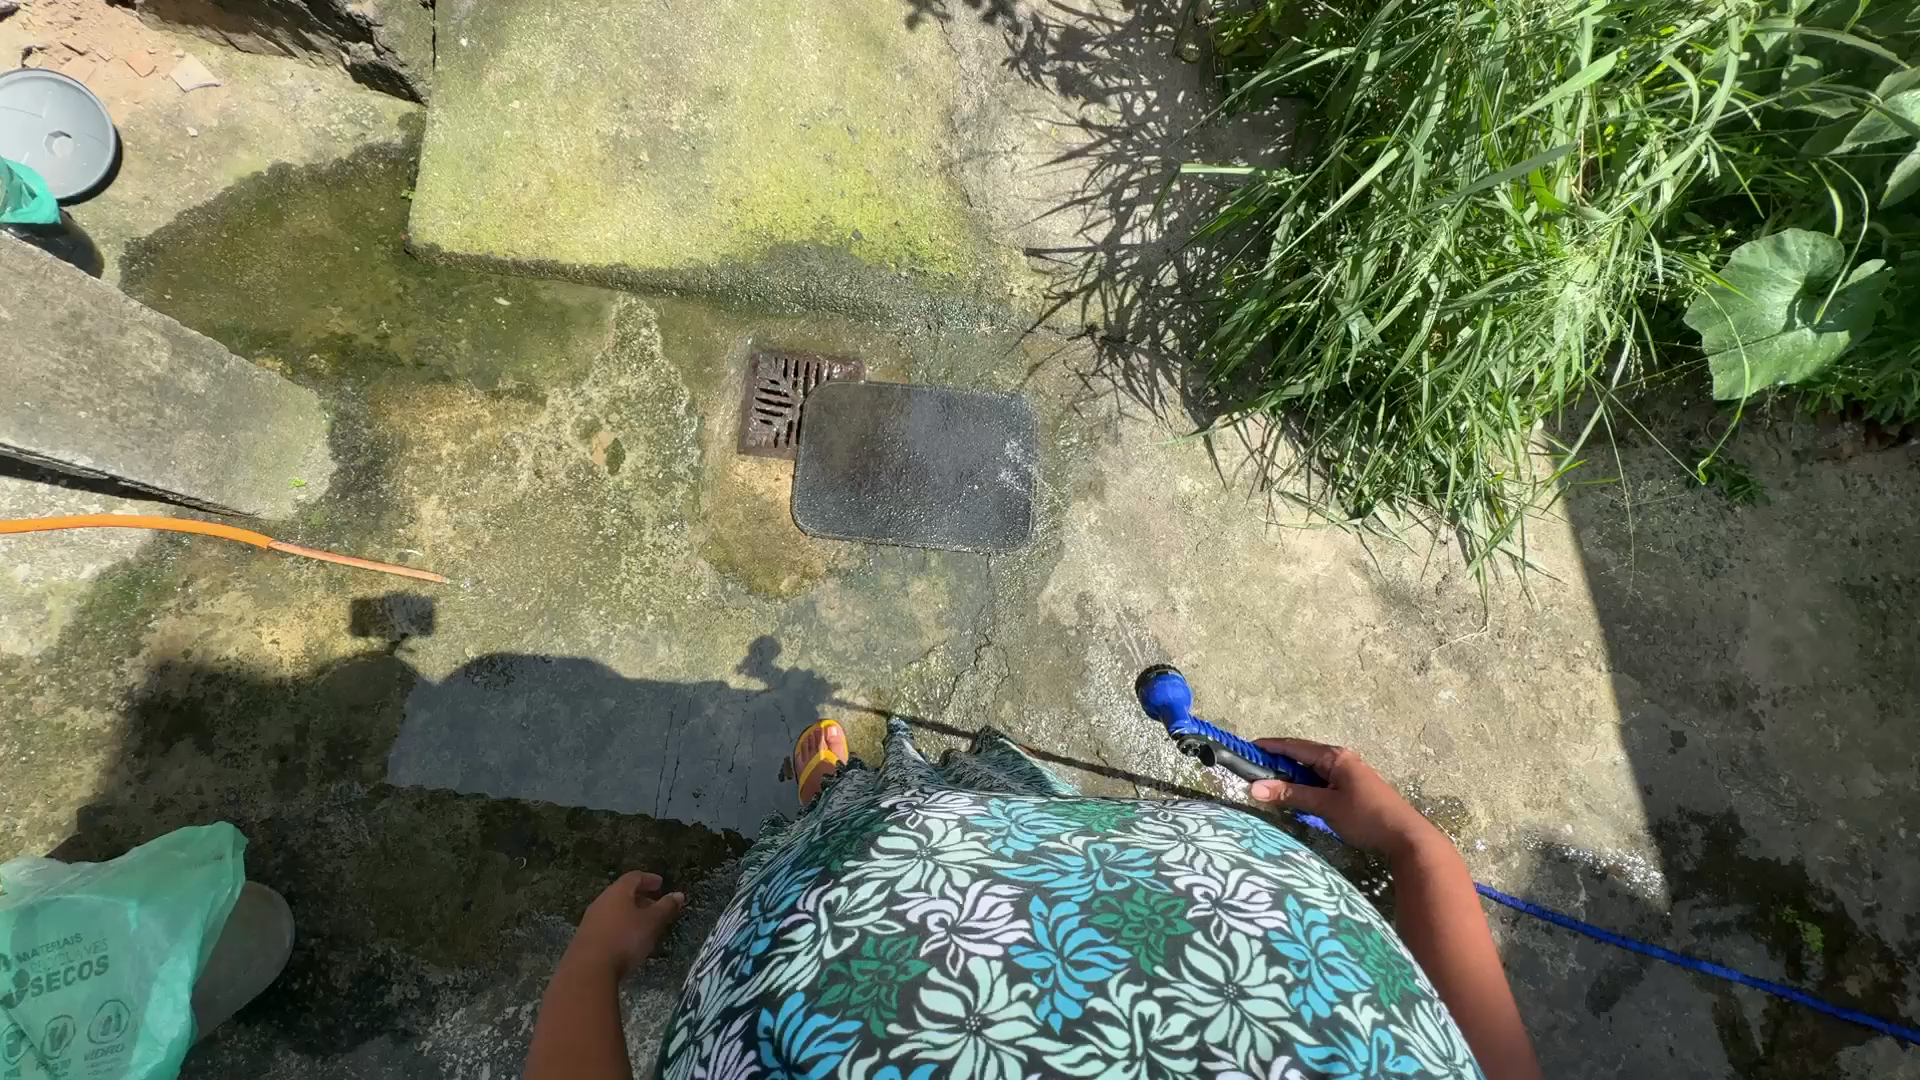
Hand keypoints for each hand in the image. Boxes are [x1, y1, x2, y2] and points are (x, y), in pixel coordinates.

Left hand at [565, 871, 685, 980]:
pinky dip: (618, 929)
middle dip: (640, 898)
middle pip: (622, 894)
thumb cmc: (625, 940)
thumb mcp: (652, 922)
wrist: (587, 973)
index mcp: (617, 892)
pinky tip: (626, 943)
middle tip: (654, 907)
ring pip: (613, 912)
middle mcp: (600, 903)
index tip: (660, 884)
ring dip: (629, 916)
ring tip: (643, 927)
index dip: (649, 879)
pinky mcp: (583, 942)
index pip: (634, 877)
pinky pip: (605, 927)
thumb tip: (679, 895)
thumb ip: (666, 907)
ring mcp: (589, 922)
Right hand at [1246, 739, 1443, 859]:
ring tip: (1269, 781)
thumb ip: (1290, 795)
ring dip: (1291, 774)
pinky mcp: (1353, 788)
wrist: (1409, 839)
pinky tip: (1296, 793)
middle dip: (1277, 760)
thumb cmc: (1366, 817)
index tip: (1246, 749)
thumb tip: (1254, 788)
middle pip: (1302, 755)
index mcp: (1334, 756)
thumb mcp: (1324, 806)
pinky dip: (1304, 783)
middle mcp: (1341, 759)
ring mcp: (1349, 773)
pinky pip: (1320, 779)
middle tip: (1253, 768)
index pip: (1293, 746)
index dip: (1269, 747)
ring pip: (1311, 769)